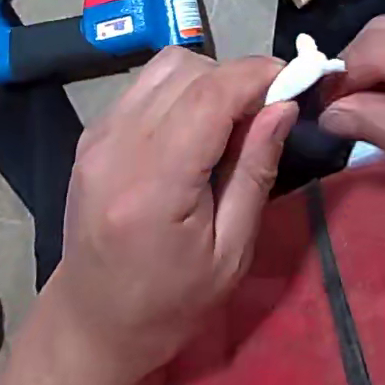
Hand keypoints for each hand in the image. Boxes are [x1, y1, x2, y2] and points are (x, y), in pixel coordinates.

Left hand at [39, 50, 296, 384]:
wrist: (94, 319)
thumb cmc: (171, 301)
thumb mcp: (232, 252)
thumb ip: (256, 170)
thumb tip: (283, 106)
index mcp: (154, 182)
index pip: (209, 95)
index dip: (255, 75)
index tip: (293, 79)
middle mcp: (118, 143)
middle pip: (187, 70)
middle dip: (236, 76)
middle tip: (265, 107)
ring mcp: (98, 132)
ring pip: (165, 66)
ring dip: (207, 78)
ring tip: (230, 117)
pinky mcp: (92, 130)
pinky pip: (145, 84)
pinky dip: (179, 89)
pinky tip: (193, 125)